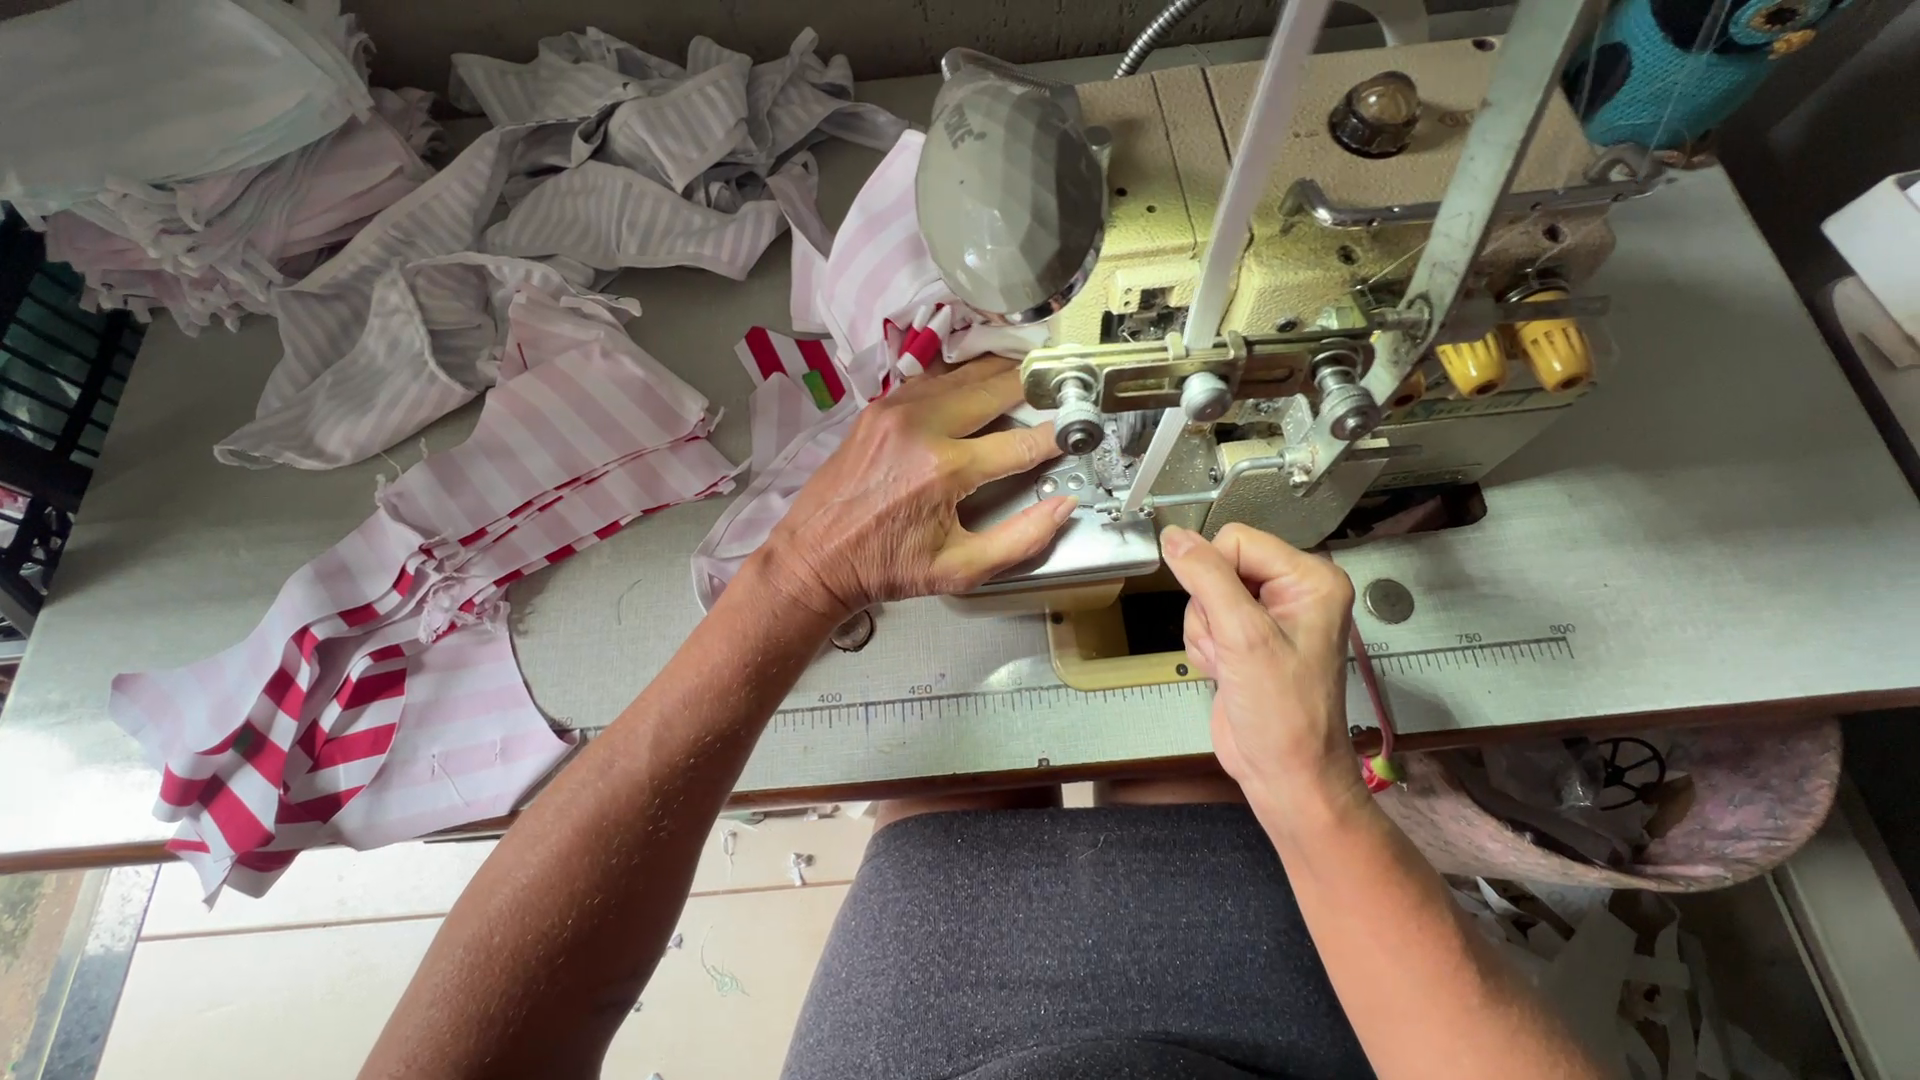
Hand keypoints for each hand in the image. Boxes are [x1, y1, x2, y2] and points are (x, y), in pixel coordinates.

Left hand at [757, 358, 1075, 620]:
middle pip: (994, 388)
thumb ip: (1021, 539)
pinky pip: (931, 379)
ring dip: (997, 372)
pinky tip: (976, 377)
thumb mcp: (960, 570)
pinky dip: (959, 375)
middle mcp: (921, 427)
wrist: (816, 556)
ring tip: (1025, 374)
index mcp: (944, 469)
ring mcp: (895, 410)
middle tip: (1057, 383)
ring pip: (962, 374)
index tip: (1075, 428)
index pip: (1020, 442)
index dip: (1054, 435)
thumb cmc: (885, 568)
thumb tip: (1063, 507)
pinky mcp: (878, 408)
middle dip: (1031, 386)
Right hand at [1159, 524, 1367, 818]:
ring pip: (1204, 595)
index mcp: (1311, 579)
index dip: (1215, 574)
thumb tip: (1174, 537)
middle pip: (1217, 567)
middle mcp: (1293, 591)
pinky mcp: (1247, 638)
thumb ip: (1207, 579)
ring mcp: (1268, 616)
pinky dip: (1204, 646)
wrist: (1282, 773)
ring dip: (1205, 632)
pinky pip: (1204, 620)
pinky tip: (1224, 671)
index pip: (1236, 541)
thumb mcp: (1243, 637)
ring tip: (1229, 664)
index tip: (1224, 617)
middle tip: (1231, 647)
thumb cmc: (1285, 714)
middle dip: (1209, 609)